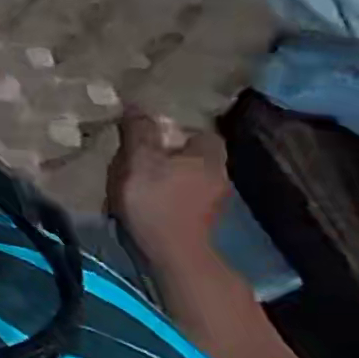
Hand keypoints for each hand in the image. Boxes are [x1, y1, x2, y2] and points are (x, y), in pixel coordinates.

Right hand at [109, 113, 230, 262]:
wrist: (171, 250)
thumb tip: (139, 106)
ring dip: (171, 170)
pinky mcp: (201, 217)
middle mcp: (219, 177)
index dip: (180, 129)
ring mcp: (213, 200)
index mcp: (208, 159)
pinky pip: (186, 192)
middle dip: (173, 150)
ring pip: (192, 174)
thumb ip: (140, 132)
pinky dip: (170, 188)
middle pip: (198, 155)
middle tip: (141, 148)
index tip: (153, 130)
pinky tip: (150, 192)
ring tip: (141, 170)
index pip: (204, 134)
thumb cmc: (154, 198)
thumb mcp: (139, 159)